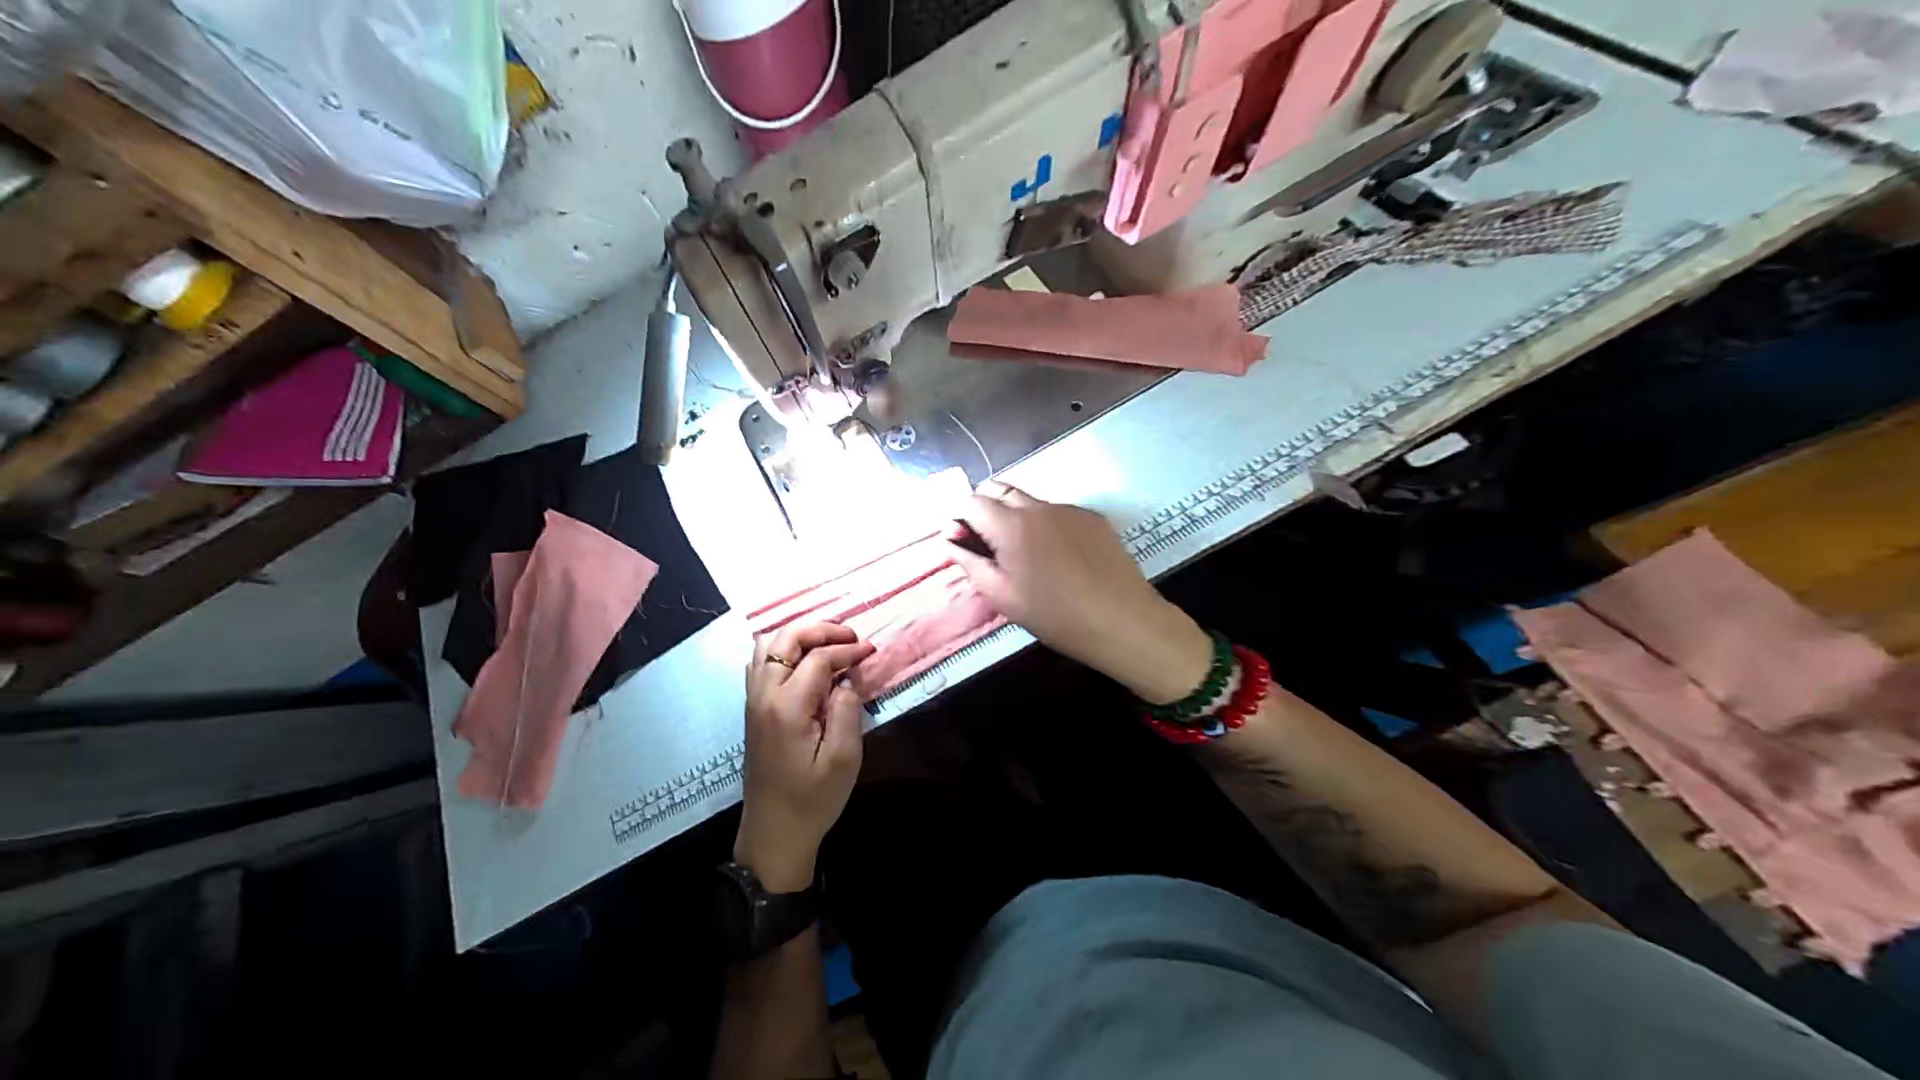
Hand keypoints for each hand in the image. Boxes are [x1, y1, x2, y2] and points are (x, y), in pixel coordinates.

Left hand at [738, 622, 873, 891]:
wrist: (774, 833)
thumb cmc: (813, 800)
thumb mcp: (843, 759)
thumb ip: (846, 710)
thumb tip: (845, 679)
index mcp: (787, 706)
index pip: (818, 658)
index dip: (847, 650)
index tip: (870, 651)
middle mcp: (763, 695)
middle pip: (786, 638)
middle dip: (821, 630)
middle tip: (851, 637)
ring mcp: (753, 701)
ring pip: (768, 645)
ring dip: (800, 636)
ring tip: (831, 645)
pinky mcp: (753, 710)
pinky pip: (761, 662)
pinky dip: (784, 650)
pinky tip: (806, 662)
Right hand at [947, 483, 1212, 704]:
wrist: (1122, 620)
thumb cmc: (1054, 615)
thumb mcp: (1001, 595)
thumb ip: (969, 561)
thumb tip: (949, 536)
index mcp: (1011, 524)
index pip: (971, 500)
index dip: (960, 518)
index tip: (963, 541)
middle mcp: (1039, 507)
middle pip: (999, 489)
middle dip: (984, 509)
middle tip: (988, 545)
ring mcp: (1069, 509)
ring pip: (1029, 501)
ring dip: (1015, 516)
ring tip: (1027, 556)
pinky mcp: (1093, 518)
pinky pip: (1057, 512)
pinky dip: (1046, 525)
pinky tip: (1059, 557)